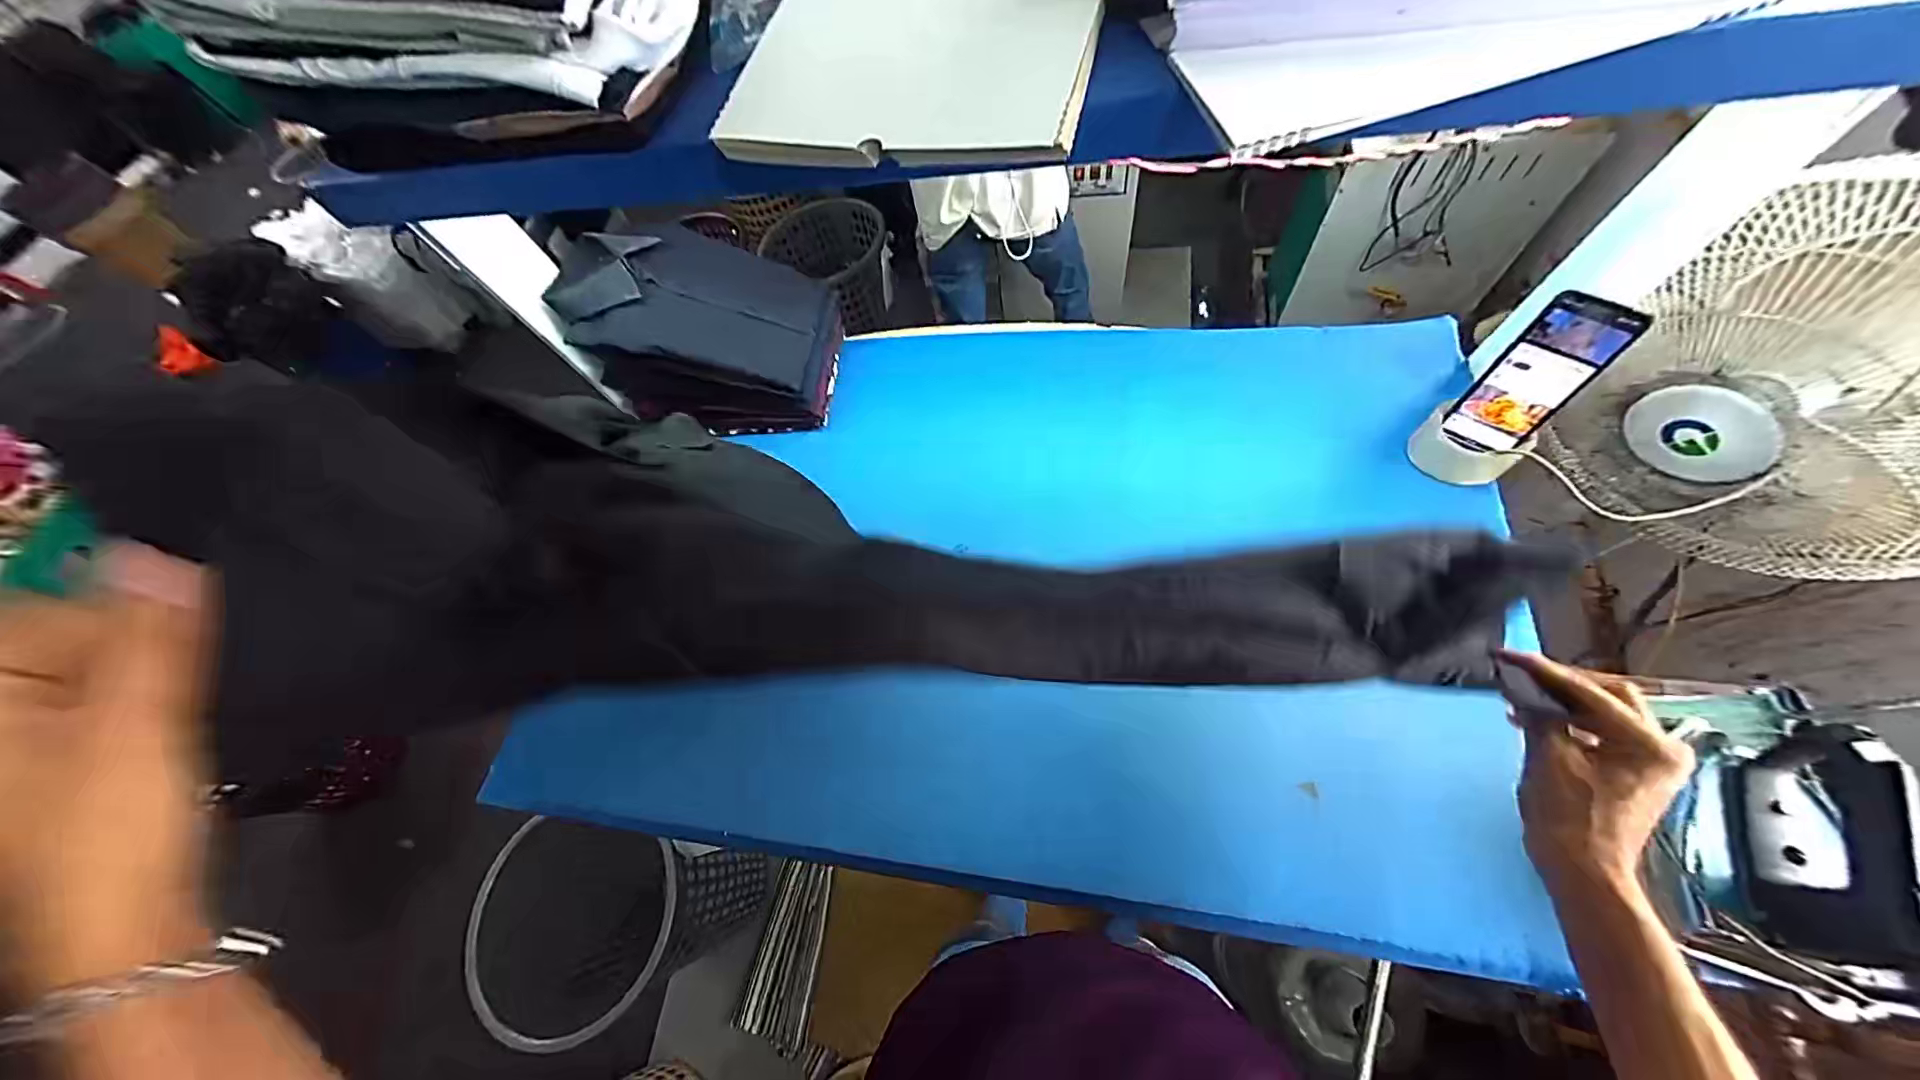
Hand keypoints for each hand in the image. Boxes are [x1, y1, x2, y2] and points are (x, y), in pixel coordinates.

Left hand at [0, 544, 215, 994]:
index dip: (113, 617)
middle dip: (129, 651)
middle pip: (66, 637)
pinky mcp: (54, 756)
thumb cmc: (113, 824)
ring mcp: (21, 737)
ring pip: (92, 667)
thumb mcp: (142, 723)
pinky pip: (100, 697)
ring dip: (143, 675)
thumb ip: (154, 638)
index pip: (41, 608)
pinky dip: (137, 700)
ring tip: (157, 723)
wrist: (122, 914)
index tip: (165, 649)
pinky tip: (153, 732)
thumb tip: (161, 556)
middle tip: (156, 702)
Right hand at [1496, 650, 1693, 890]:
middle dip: (1562, 682)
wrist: (1582, 868)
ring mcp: (1653, 761)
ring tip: (1523, 693)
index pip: (1590, 693)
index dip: (1543, 671)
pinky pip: (1602, 731)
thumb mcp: (1548, 758)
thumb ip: (1541, 715)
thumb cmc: (1568, 816)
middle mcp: (1664, 748)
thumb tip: (1524, 688)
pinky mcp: (1635, 771)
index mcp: (1650, 745)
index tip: (1508, 656)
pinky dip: (1570, 721)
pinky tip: (1536, 718)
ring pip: (1605, 711)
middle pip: (1610, 695)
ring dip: (1563, 700)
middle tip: (1520, 672)